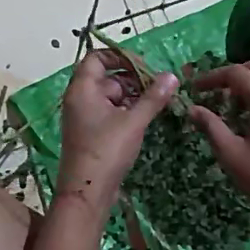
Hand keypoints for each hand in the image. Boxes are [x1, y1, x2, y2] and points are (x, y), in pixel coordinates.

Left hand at [57, 50, 179, 212]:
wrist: (86, 192)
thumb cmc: (107, 151)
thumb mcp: (134, 121)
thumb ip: (153, 97)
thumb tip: (171, 76)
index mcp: (82, 89)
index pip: (96, 58)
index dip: (120, 57)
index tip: (144, 66)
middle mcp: (78, 99)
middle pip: (105, 77)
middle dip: (131, 79)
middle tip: (156, 87)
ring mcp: (82, 117)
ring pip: (108, 96)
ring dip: (130, 97)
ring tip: (155, 104)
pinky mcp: (89, 134)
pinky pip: (107, 113)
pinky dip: (124, 112)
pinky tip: (143, 119)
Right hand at [187, 59, 249, 228]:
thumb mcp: (231, 154)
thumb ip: (211, 126)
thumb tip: (192, 109)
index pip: (237, 73)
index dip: (212, 77)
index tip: (194, 89)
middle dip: (232, 74)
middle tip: (213, 93)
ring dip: (246, 85)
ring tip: (226, 107)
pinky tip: (246, 120)